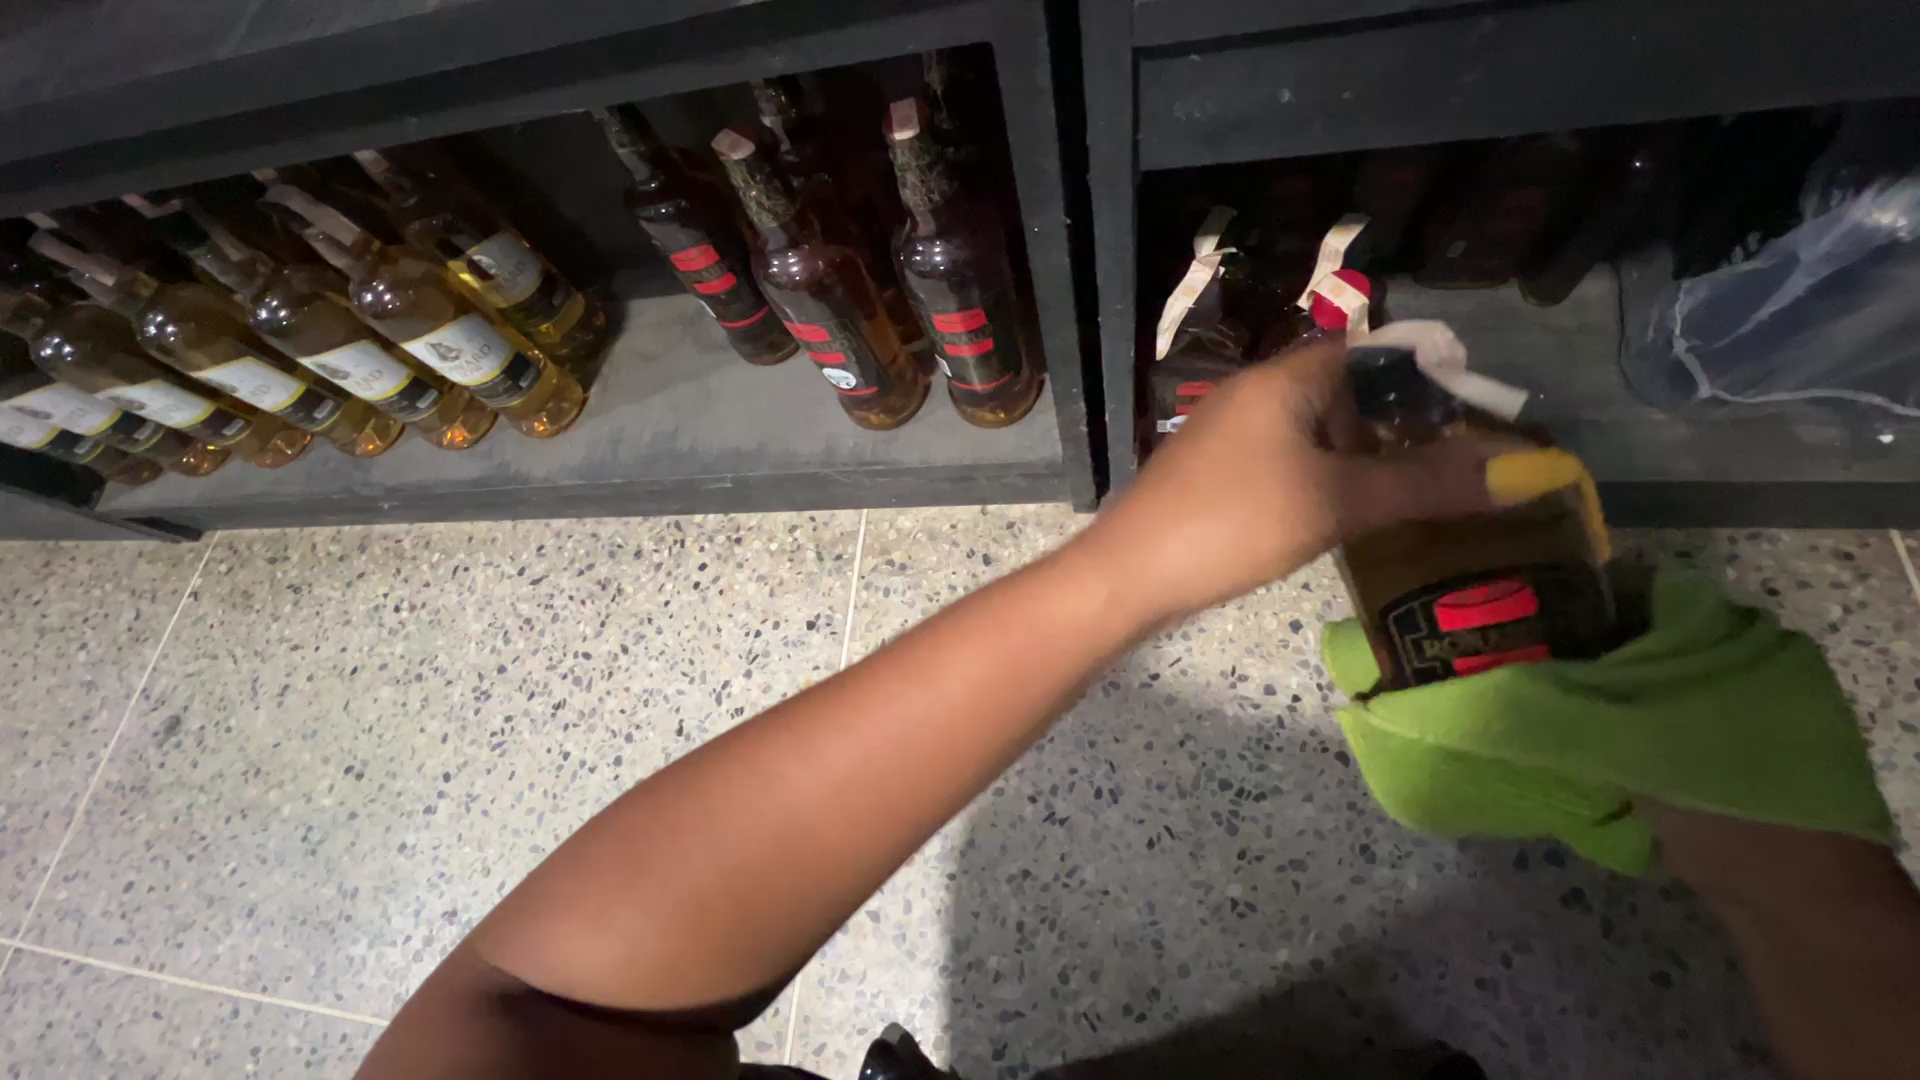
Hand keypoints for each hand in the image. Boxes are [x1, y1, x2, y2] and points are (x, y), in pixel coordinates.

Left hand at [1069, 339, 1498, 626]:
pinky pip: (1280, 462)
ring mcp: (1225, 435)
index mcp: (1281, 380)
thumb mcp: (1336, 502)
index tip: (1472, 418)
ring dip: (1357, 457)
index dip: (1425, 379)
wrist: (1131, 572)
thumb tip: (1517, 472)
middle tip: (1445, 468)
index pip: (1369, 353)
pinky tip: (1338, 515)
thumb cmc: (1233, 523)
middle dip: (1395, 424)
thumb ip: (1422, 484)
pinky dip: (1318, 479)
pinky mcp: (1211, 474)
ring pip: (1310, 432)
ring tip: (1403, 497)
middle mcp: (1250, 396)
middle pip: (1342, 392)